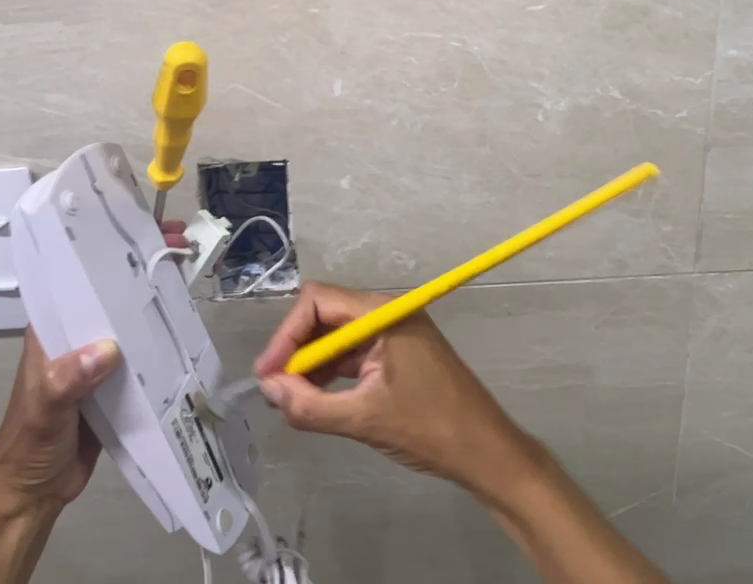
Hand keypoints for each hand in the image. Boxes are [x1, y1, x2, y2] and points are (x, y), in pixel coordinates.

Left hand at [0, 219, 190, 506]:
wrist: (36, 491)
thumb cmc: (29, 444)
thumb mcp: (45, 409)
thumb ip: (67, 380)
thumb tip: (107, 349)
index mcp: (53, 329)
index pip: (78, 275)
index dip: (108, 246)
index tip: (142, 226)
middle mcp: (77, 333)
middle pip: (111, 287)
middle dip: (142, 260)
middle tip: (180, 239)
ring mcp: (98, 355)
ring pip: (130, 313)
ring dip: (156, 291)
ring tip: (189, 265)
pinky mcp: (118, 378)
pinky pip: (144, 345)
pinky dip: (164, 330)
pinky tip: (186, 318)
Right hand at [252, 281, 536, 493]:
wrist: (486, 451)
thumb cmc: (431, 428)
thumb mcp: (364, 419)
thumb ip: (311, 405)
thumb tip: (268, 390)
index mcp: (383, 313)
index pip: (318, 301)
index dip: (286, 333)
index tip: (267, 373)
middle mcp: (386, 313)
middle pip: (325, 316)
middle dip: (296, 350)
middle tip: (274, 390)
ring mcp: (393, 334)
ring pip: (336, 338)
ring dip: (311, 366)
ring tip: (289, 400)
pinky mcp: (397, 355)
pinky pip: (353, 355)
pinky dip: (331, 375)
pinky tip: (314, 400)